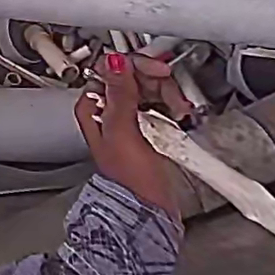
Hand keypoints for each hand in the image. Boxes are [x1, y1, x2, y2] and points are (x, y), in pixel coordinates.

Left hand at [73, 52, 195, 215]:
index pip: (110, 68)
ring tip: (180, 110)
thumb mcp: (123, 131)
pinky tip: (181, 114)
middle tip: (173, 98)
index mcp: (93, 105)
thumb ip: (120, 94)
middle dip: (157, 82)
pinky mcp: (147, 128)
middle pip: (133, 76)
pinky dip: (173, 106)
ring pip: (149, 89)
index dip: (136, 65)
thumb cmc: (129, 179)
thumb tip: (114, 63)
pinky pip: (160, 104)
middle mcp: (108, 109)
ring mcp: (128, 118)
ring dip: (169, 94)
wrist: (147, 211)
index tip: (159, 71)